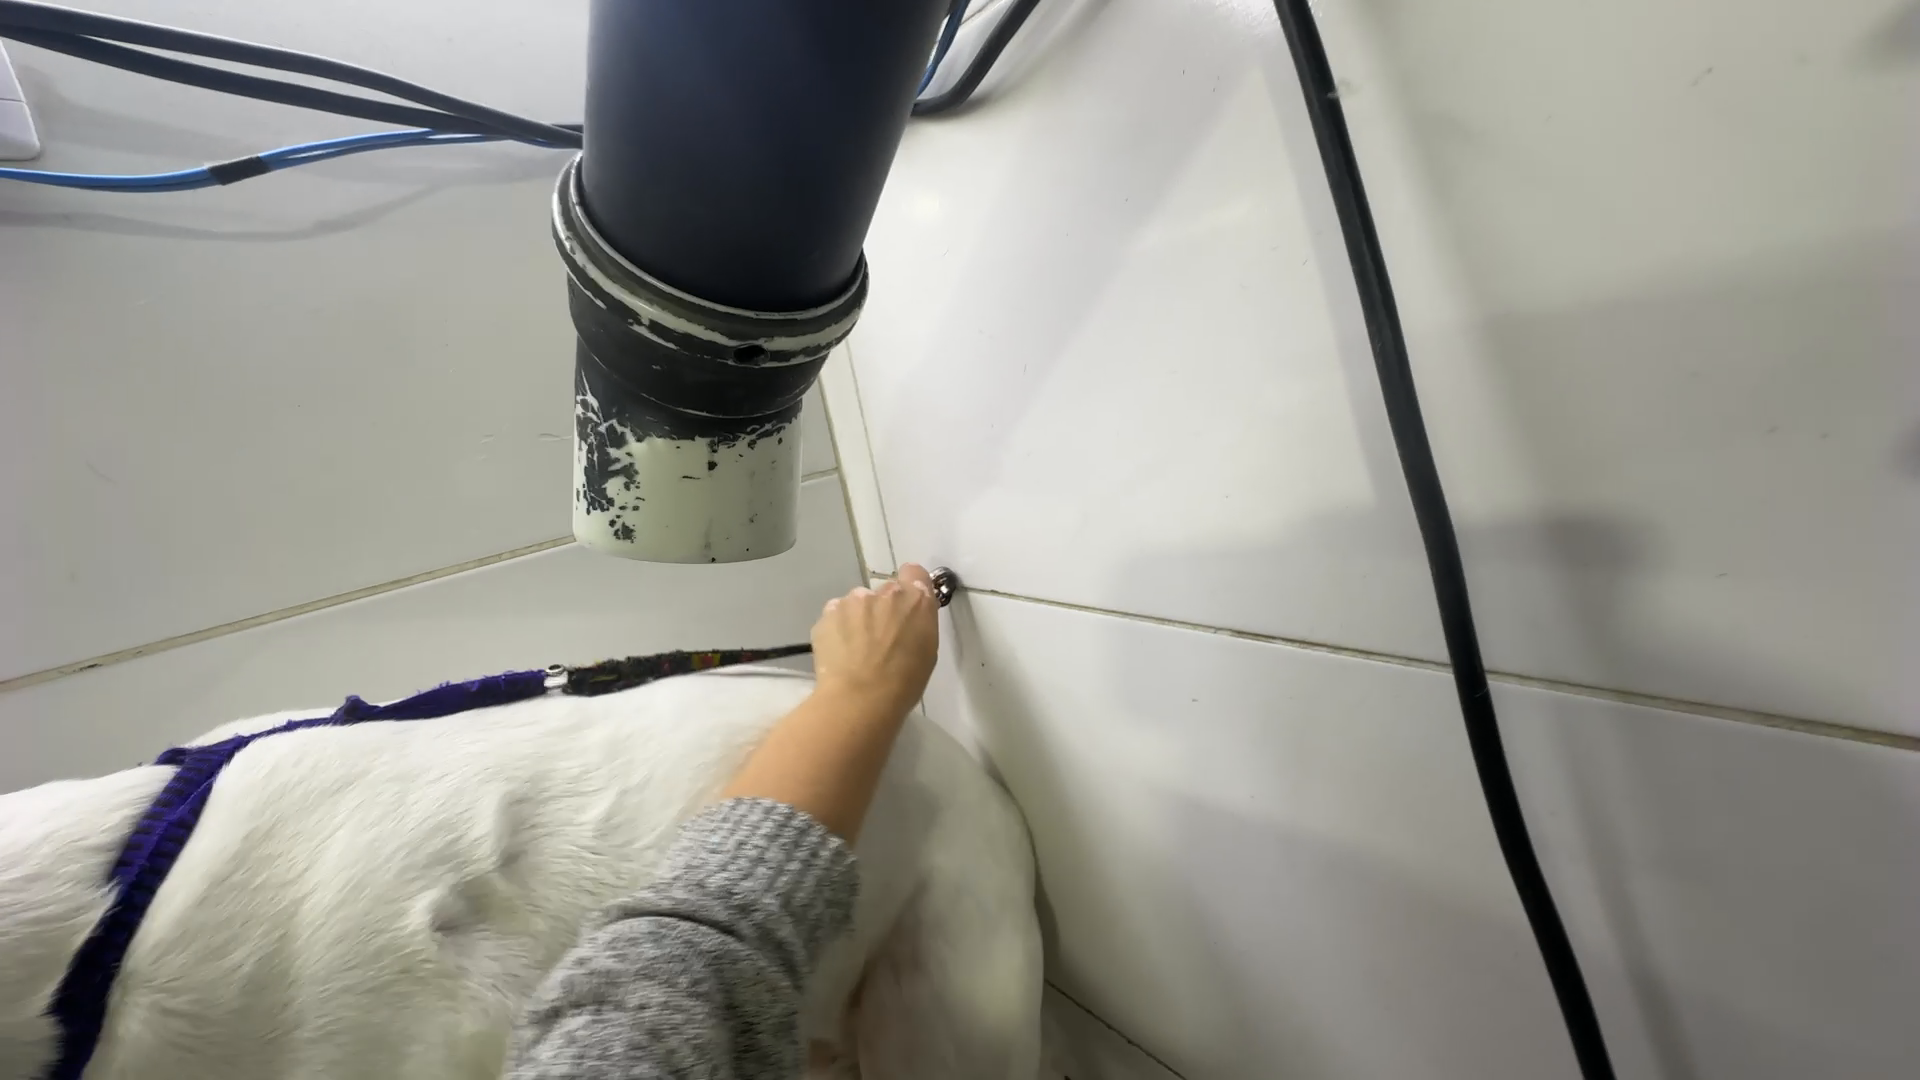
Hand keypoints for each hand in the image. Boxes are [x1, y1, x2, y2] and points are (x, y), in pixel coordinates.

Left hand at [810, 564, 940, 721]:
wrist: (860, 698)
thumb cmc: (904, 682)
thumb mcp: (927, 649)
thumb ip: (919, 621)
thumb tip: (908, 616)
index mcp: (916, 599)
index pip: (914, 572)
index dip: (910, 586)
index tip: (907, 606)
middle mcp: (885, 591)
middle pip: (885, 592)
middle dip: (883, 609)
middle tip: (879, 639)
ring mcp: (853, 600)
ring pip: (857, 603)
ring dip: (858, 618)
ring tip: (855, 650)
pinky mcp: (828, 613)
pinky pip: (836, 615)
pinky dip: (838, 629)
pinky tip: (840, 653)